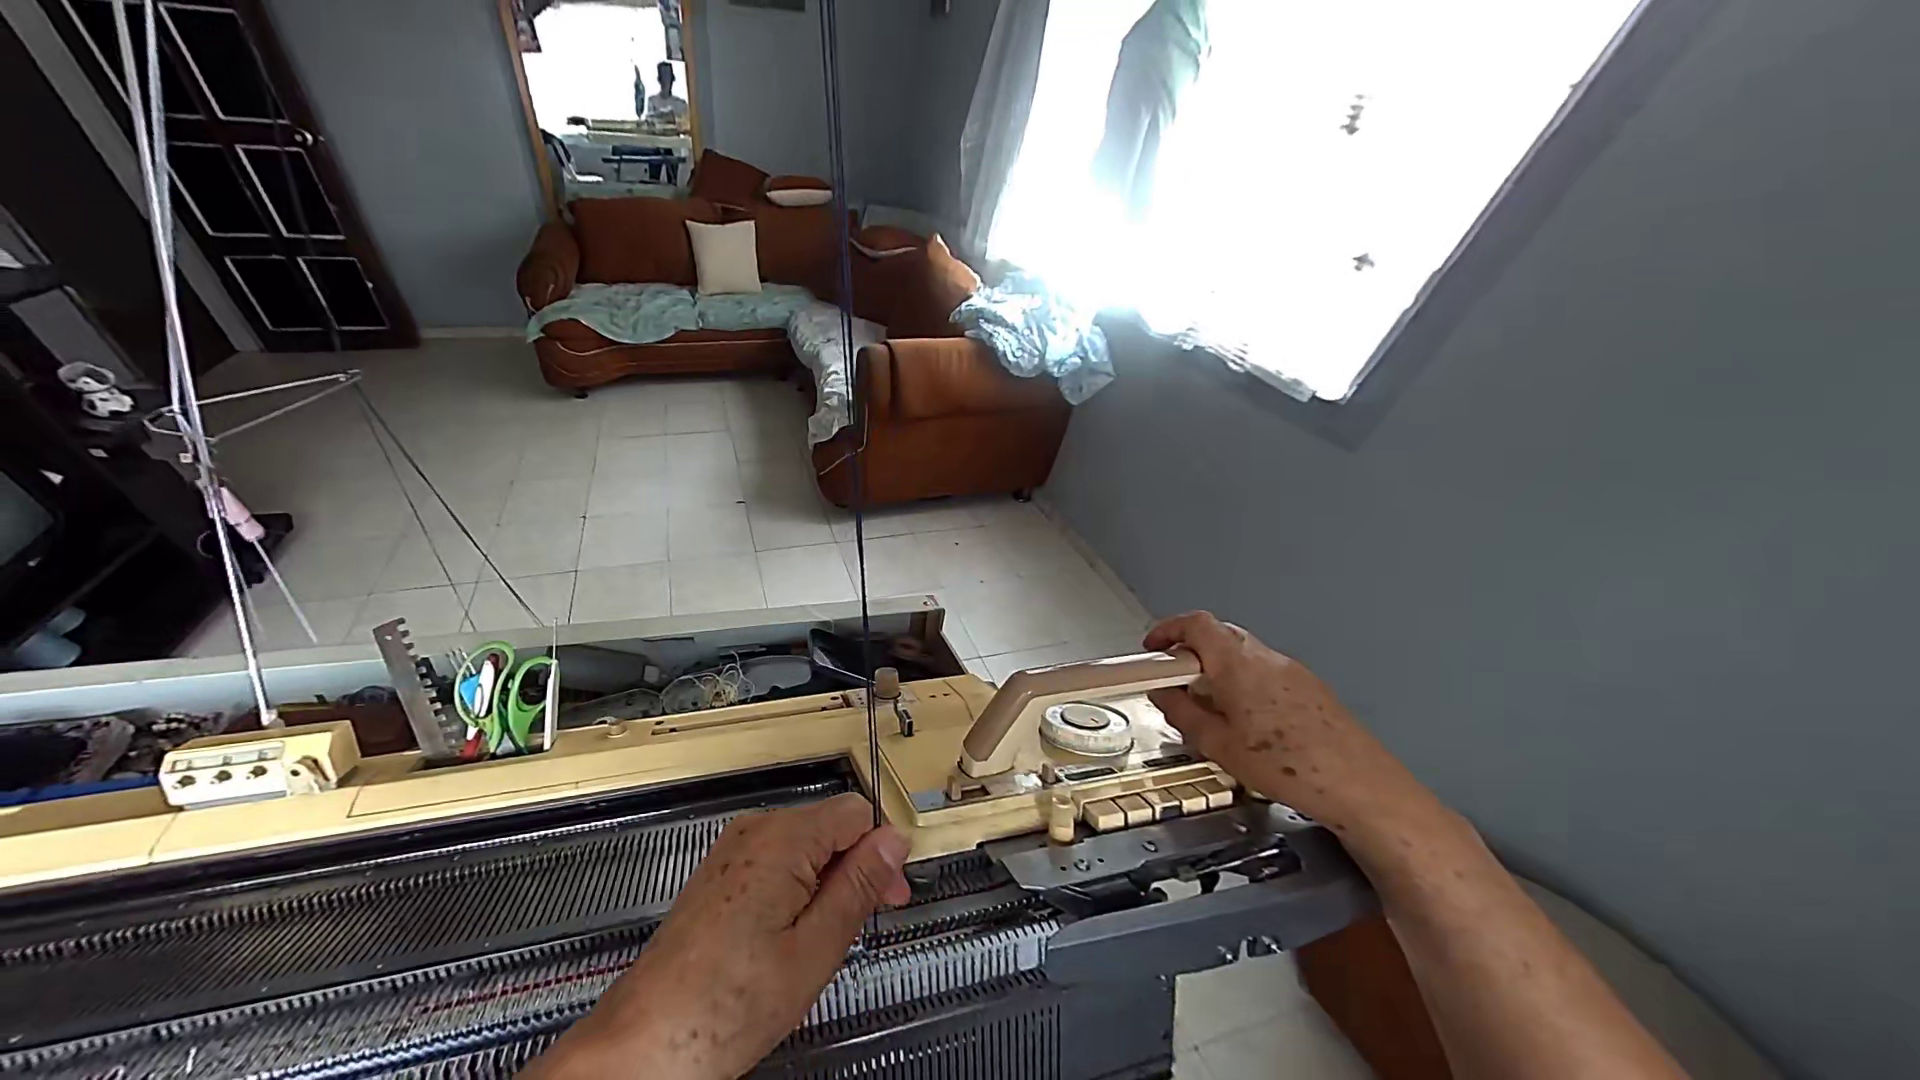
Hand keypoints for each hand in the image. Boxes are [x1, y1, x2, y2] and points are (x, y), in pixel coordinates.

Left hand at [523, 793, 910, 1079]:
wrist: (644, 1044)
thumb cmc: (721, 1006)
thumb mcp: (815, 947)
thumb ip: (860, 884)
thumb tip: (893, 841)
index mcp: (783, 839)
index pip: (857, 812)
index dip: (882, 851)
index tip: (890, 891)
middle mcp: (756, 830)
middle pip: (831, 826)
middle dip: (857, 867)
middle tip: (865, 919)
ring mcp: (734, 848)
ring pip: (807, 844)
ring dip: (829, 880)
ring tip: (824, 937)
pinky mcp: (722, 870)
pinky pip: (779, 860)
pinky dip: (798, 888)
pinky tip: (793, 932)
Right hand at [1144, 612, 1431, 838]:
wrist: (1358, 784)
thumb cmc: (1292, 767)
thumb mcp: (1217, 744)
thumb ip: (1182, 712)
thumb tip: (1163, 695)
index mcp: (1236, 664)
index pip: (1195, 624)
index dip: (1168, 630)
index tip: (1154, 646)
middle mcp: (1264, 657)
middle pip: (1218, 633)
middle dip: (1190, 649)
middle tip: (1174, 675)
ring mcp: (1290, 669)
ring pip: (1242, 652)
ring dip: (1217, 666)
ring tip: (1208, 703)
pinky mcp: (1308, 685)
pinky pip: (1264, 669)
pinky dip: (1243, 680)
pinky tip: (1244, 718)